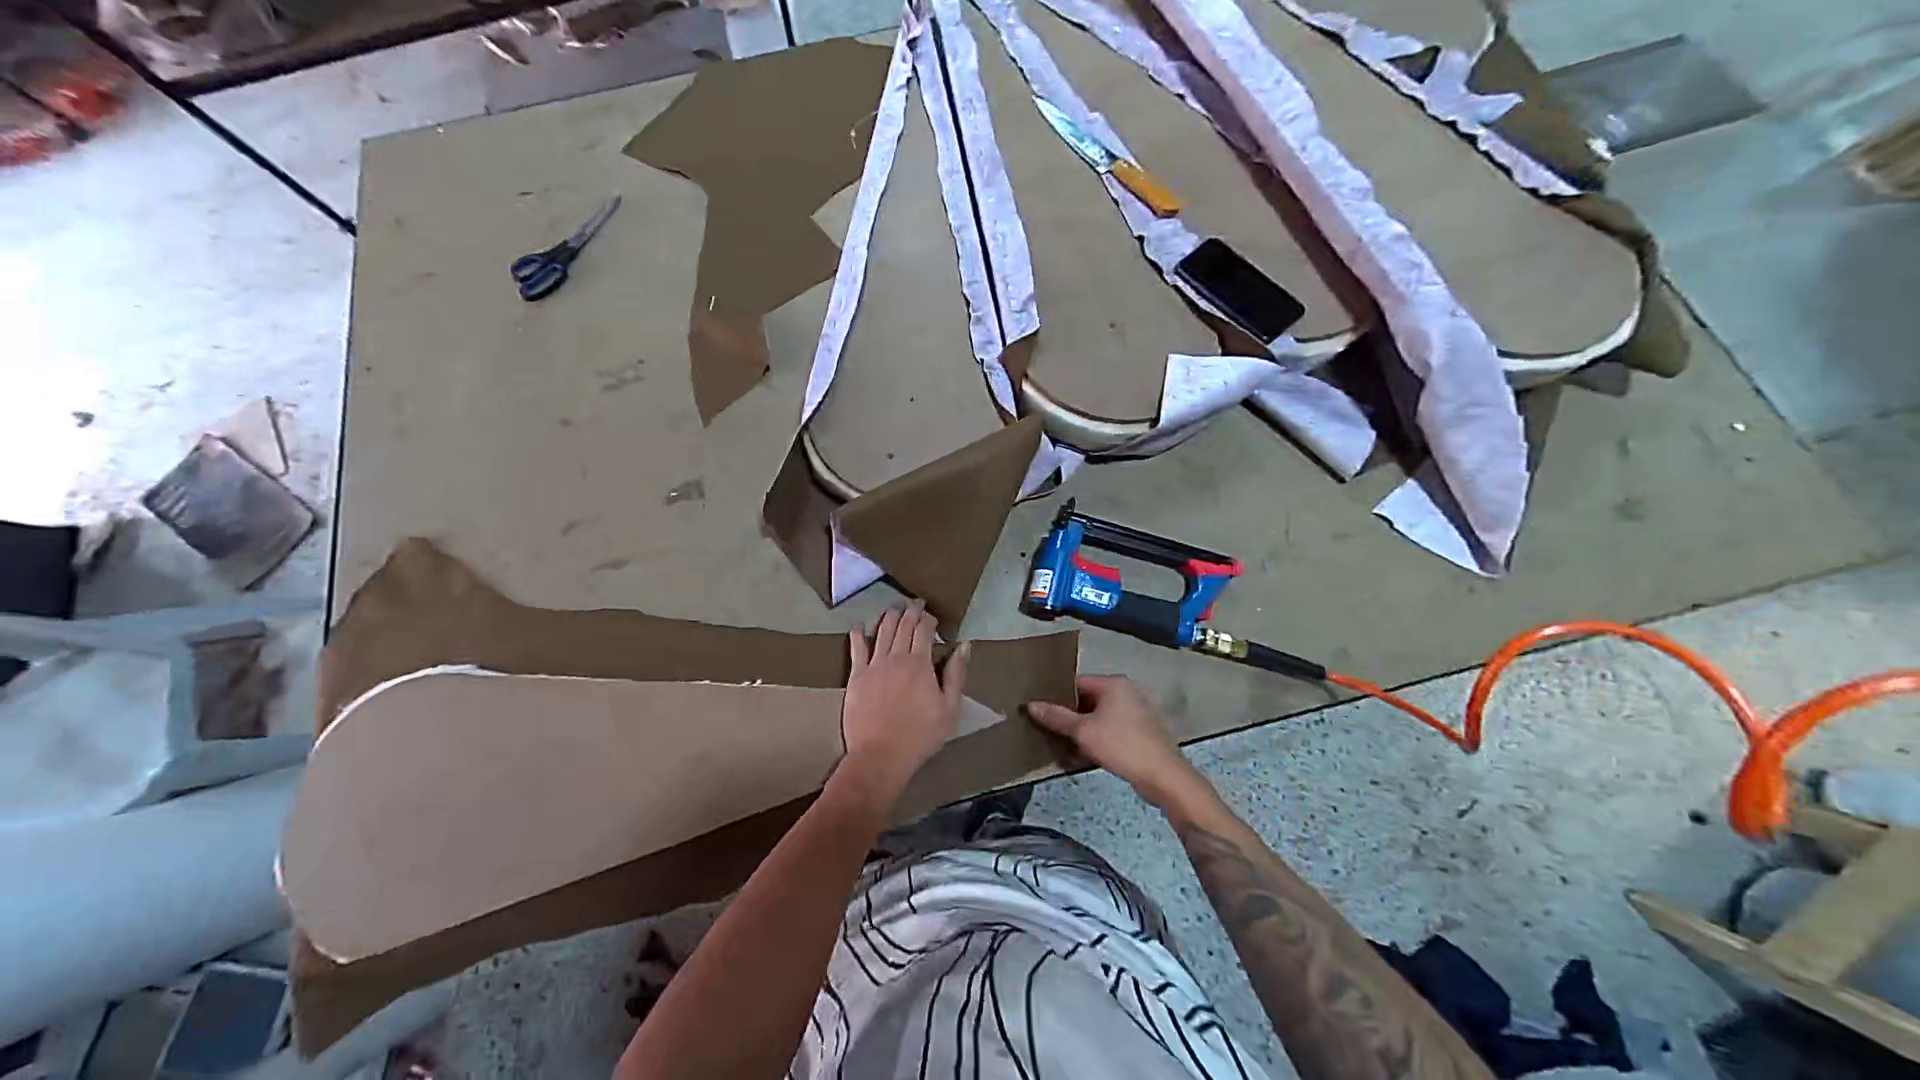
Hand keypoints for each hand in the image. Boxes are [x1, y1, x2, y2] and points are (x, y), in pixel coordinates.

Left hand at [839, 603, 968, 803]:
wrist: (881, 755)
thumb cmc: (920, 735)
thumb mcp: (950, 708)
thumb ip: (956, 674)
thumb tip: (964, 646)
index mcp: (920, 664)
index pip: (923, 630)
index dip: (928, 619)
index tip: (931, 615)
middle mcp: (896, 658)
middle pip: (903, 626)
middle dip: (910, 612)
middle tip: (914, 603)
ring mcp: (873, 666)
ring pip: (882, 633)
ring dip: (889, 617)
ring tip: (893, 607)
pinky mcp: (856, 678)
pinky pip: (856, 650)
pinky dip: (858, 635)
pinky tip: (858, 626)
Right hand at [1028, 676, 1209, 809]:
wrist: (1164, 776)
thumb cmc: (1122, 746)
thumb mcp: (1083, 732)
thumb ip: (1056, 717)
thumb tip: (1031, 705)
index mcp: (1114, 683)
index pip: (1077, 683)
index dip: (1057, 696)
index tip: (1041, 710)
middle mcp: (1129, 691)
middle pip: (1089, 699)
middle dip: (1070, 715)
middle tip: (1050, 729)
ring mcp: (1140, 710)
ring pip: (1102, 715)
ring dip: (1085, 729)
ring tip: (1066, 743)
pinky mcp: (1145, 730)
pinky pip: (1115, 728)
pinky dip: (1101, 736)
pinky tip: (1088, 753)